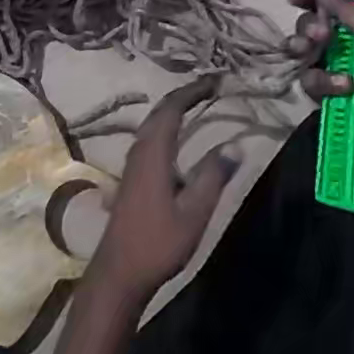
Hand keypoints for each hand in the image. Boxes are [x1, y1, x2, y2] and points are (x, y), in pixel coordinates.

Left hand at [88, 75, 240, 297]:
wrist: (119, 272)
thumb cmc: (158, 242)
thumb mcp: (194, 211)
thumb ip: (213, 176)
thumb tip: (235, 146)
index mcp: (153, 152)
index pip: (172, 108)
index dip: (193, 90)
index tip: (216, 81)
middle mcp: (139, 150)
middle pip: (160, 111)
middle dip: (185, 95)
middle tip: (211, 87)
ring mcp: (132, 163)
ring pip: (153, 124)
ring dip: (175, 109)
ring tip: (198, 103)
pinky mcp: (131, 176)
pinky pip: (150, 137)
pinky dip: (167, 125)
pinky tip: (177, 137)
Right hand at [286, 0, 353, 178]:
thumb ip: (352, 11)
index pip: (335, 5)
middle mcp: (351, 47)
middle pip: (312, 27)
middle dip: (309, 27)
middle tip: (319, 36)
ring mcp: (338, 73)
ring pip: (304, 55)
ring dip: (308, 53)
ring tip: (316, 57)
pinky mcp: (329, 99)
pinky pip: (309, 83)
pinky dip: (323, 84)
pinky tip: (343, 90)